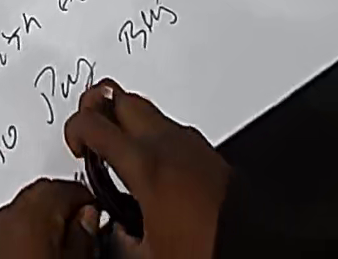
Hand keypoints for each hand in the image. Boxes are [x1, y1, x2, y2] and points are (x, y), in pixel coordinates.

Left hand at [0, 178, 100, 258]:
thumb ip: (83, 238)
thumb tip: (89, 218)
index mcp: (32, 214)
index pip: (63, 188)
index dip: (85, 198)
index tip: (97, 211)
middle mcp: (9, 216)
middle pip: (41, 195)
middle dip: (64, 205)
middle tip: (86, 224)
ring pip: (26, 210)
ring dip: (46, 219)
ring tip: (67, 244)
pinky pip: (12, 228)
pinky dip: (29, 233)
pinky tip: (42, 254)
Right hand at [63, 80, 230, 258]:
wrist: (263, 249)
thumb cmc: (210, 250)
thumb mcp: (154, 257)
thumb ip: (124, 239)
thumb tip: (117, 234)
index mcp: (143, 162)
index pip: (92, 123)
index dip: (74, 129)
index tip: (75, 144)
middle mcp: (163, 141)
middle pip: (117, 96)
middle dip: (98, 105)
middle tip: (92, 127)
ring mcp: (186, 140)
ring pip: (143, 106)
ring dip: (125, 117)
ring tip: (121, 146)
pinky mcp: (205, 149)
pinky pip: (168, 125)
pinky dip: (152, 133)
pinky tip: (154, 162)